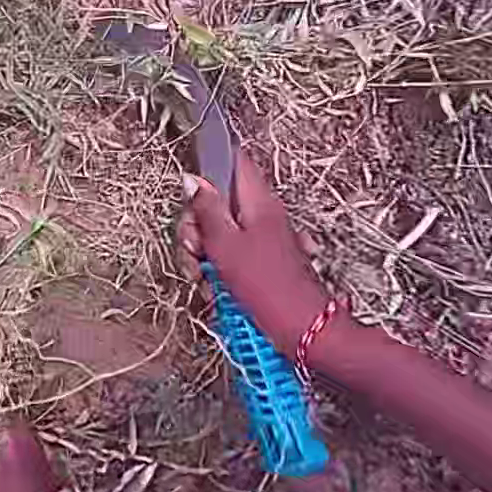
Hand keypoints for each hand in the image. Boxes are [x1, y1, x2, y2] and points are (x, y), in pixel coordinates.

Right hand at [176, 148, 341, 357]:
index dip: (208, 164)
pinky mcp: (258, 261)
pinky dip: (214, 266)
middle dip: (196, 224)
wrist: (301, 330)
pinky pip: (227, 252)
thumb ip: (206, 209)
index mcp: (258, 202)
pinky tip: (212, 284)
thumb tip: (192, 180)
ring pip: (217, 230)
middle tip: (196, 246)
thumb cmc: (267, 287)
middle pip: (216, 202)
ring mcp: (261, 238)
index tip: (190, 185)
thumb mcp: (225, 244)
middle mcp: (261, 215)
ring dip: (201, 250)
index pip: (234, 162)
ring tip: (203, 273)